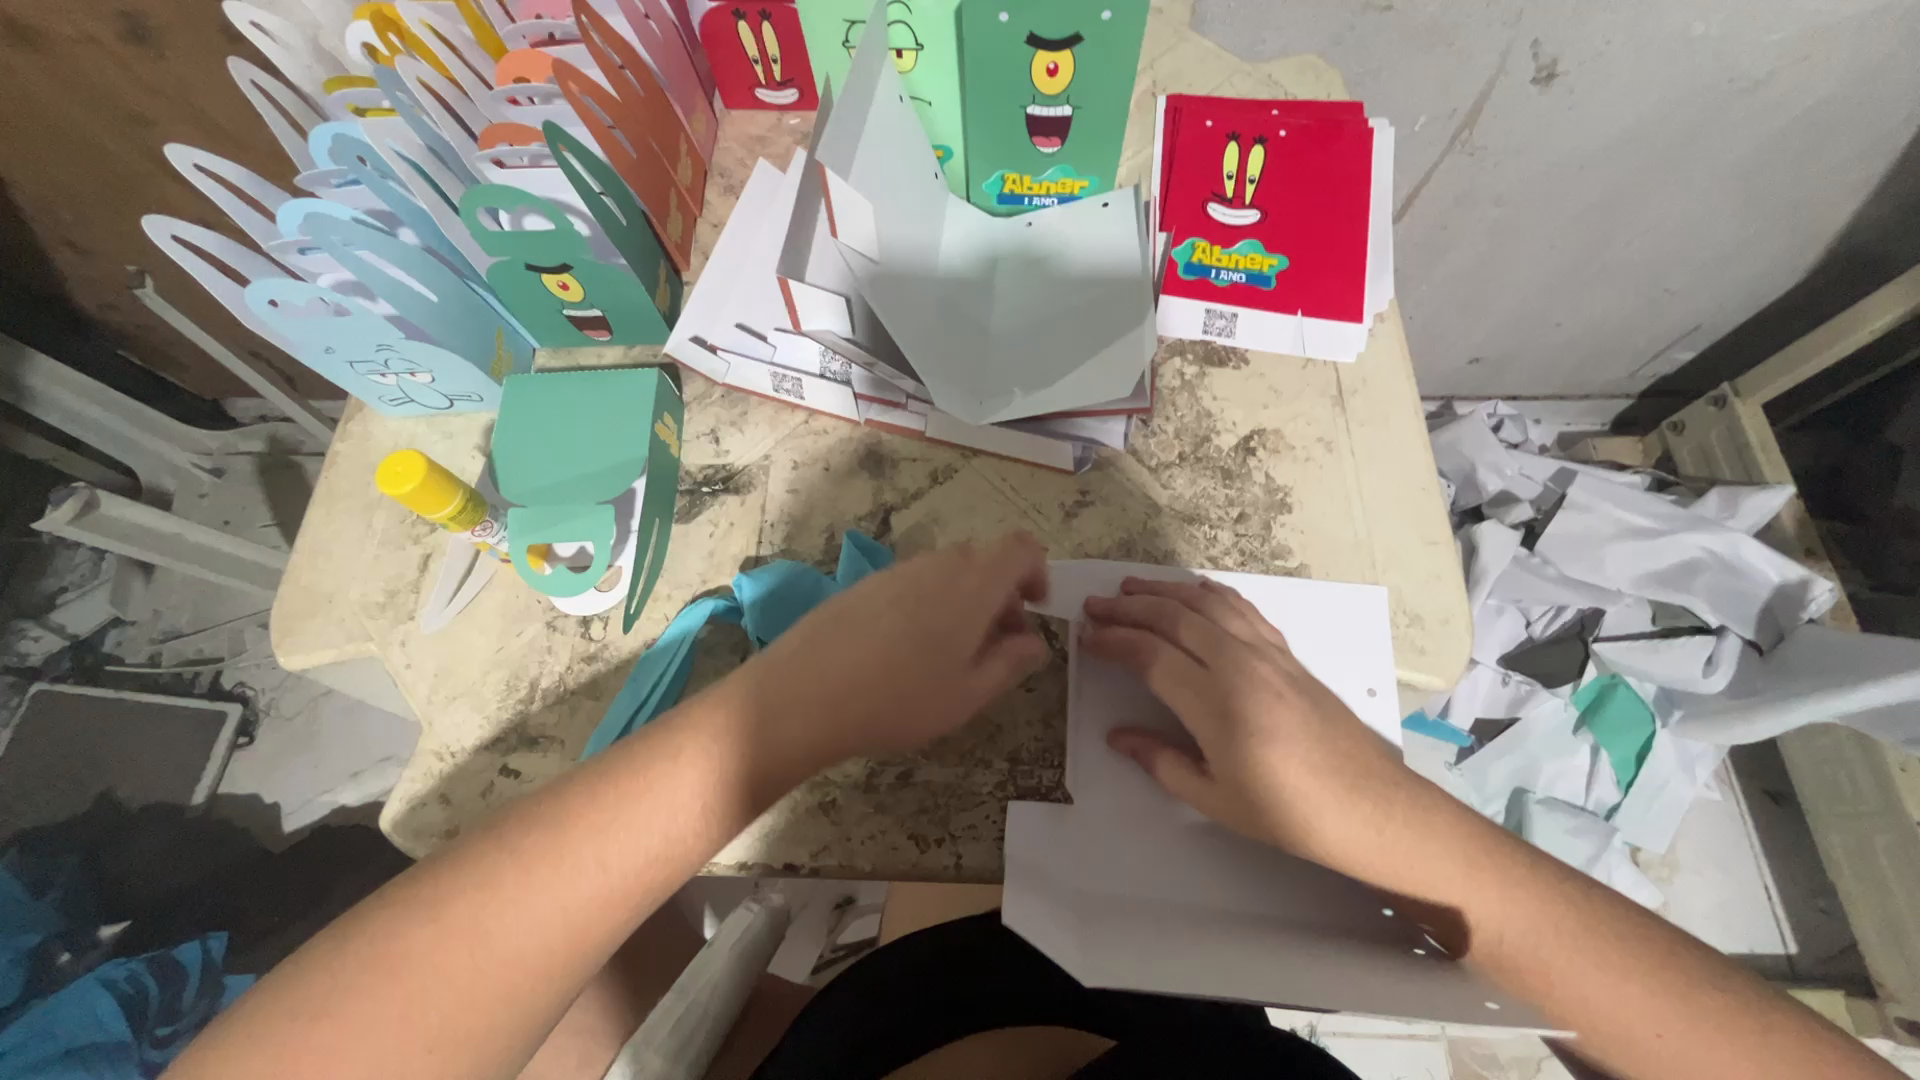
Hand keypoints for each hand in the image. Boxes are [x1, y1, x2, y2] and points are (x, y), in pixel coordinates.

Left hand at [728, 533, 1050, 784]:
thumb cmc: (900, 699)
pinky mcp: (865, 584)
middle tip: (996, 644)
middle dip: (1001, 594)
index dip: (1037, 571)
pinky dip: (929, 604)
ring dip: (964, 601)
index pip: (1021, 547)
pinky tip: (905, 652)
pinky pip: (913, 582)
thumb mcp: (969, 694)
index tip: (1033, 609)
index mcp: (973, 584)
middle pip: (984, 559)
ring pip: (947, 572)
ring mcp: (897, 571)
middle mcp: (937, 565)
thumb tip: (1035, 642)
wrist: (803, 694)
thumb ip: (1011, 663)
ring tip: (950, 654)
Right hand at [1083, 577, 1428, 876]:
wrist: (1370, 807)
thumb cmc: (1287, 812)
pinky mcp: (1287, 653)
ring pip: (1207, 603)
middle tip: (1095, 605)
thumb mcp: (1213, 798)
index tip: (1086, 638)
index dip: (1113, 641)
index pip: (1150, 654)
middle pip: (1173, 617)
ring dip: (1165, 591)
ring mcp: (1267, 653)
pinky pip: (1241, 608)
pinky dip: (1210, 593)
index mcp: (1215, 703)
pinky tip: (1194, 591)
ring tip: (1132, 587)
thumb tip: (1117, 736)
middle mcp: (1239, 664)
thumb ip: (1160, 761)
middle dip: (1128, 607)